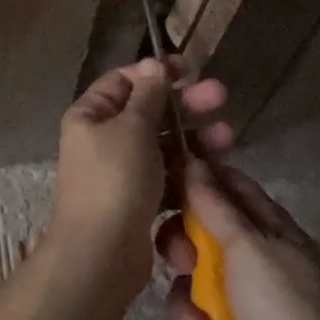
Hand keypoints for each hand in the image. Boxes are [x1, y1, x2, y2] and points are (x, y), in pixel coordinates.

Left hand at [50, 58, 232, 305]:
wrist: (102, 255)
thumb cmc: (115, 180)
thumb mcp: (132, 129)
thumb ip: (147, 96)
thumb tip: (153, 64)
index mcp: (90, 115)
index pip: (123, 81)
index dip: (154, 72)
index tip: (188, 68)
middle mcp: (102, 139)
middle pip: (148, 113)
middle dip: (184, 105)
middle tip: (221, 96)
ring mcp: (121, 172)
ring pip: (162, 146)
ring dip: (193, 139)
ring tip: (229, 137)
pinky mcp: (138, 202)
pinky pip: (166, 177)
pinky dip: (188, 172)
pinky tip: (215, 170)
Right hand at [159, 161, 319, 319]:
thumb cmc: (290, 311)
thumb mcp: (252, 250)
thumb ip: (218, 207)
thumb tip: (194, 160)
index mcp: (271, 231)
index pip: (230, 187)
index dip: (197, 180)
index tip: (161, 182)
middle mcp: (259, 264)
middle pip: (204, 240)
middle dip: (184, 254)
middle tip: (182, 265)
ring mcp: (251, 307)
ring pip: (199, 290)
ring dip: (191, 311)